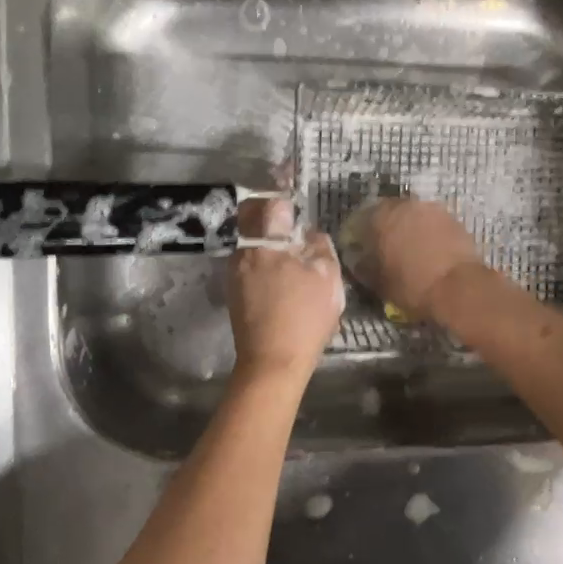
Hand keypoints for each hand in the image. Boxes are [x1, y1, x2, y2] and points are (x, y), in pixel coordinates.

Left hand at [226, 198, 341, 377]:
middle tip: (297, 237)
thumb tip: (310, 234)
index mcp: (265, 244)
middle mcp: (243, 254)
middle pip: (256, 224)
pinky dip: (266, 271)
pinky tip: (284, 288)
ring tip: (294, 269)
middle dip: (275, 225)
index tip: (296, 204)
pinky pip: (250, 269)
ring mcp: (234, 276)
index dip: (284, 200)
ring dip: (271, 251)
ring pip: (253, 249)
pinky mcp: (234, 296)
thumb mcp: (328, 279)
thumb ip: (320, 248)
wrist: (273, 363)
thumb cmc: (305, 318)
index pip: (270, 204)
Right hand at [342, 197, 486, 322]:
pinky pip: (433, 223)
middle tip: (388, 248)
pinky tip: (430, 250)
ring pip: (413, 215)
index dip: (361, 235)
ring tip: (411, 249)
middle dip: (387, 227)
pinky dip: (429, 233)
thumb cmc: (411, 285)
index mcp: (380, 216)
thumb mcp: (378, 282)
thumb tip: (359, 259)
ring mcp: (432, 208)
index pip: (361, 218)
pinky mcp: (453, 218)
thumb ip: (364, 265)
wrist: (458, 287)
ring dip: (409, 228)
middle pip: (390, 212)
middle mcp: (405, 204)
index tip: (363, 249)